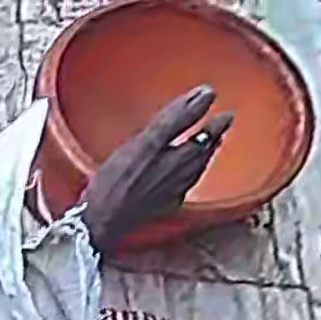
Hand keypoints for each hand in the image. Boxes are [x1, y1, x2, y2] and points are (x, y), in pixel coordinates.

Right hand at [80, 85, 233, 251]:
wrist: (96, 225)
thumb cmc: (116, 184)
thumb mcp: (145, 144)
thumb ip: (177, 118)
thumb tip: (207, 93)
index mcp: (186, 156)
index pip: (211, 131)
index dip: (217, 120)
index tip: (224, 112)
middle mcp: (185, 176)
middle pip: (205, 153)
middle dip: (210, 140)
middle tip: (216, 129)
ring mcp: (171, 196)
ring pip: (193, 172)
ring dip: (197, 160)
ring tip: (198, 152)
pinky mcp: (155, 212)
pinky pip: (176, 190)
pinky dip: (180, 180)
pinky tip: (174, 182)